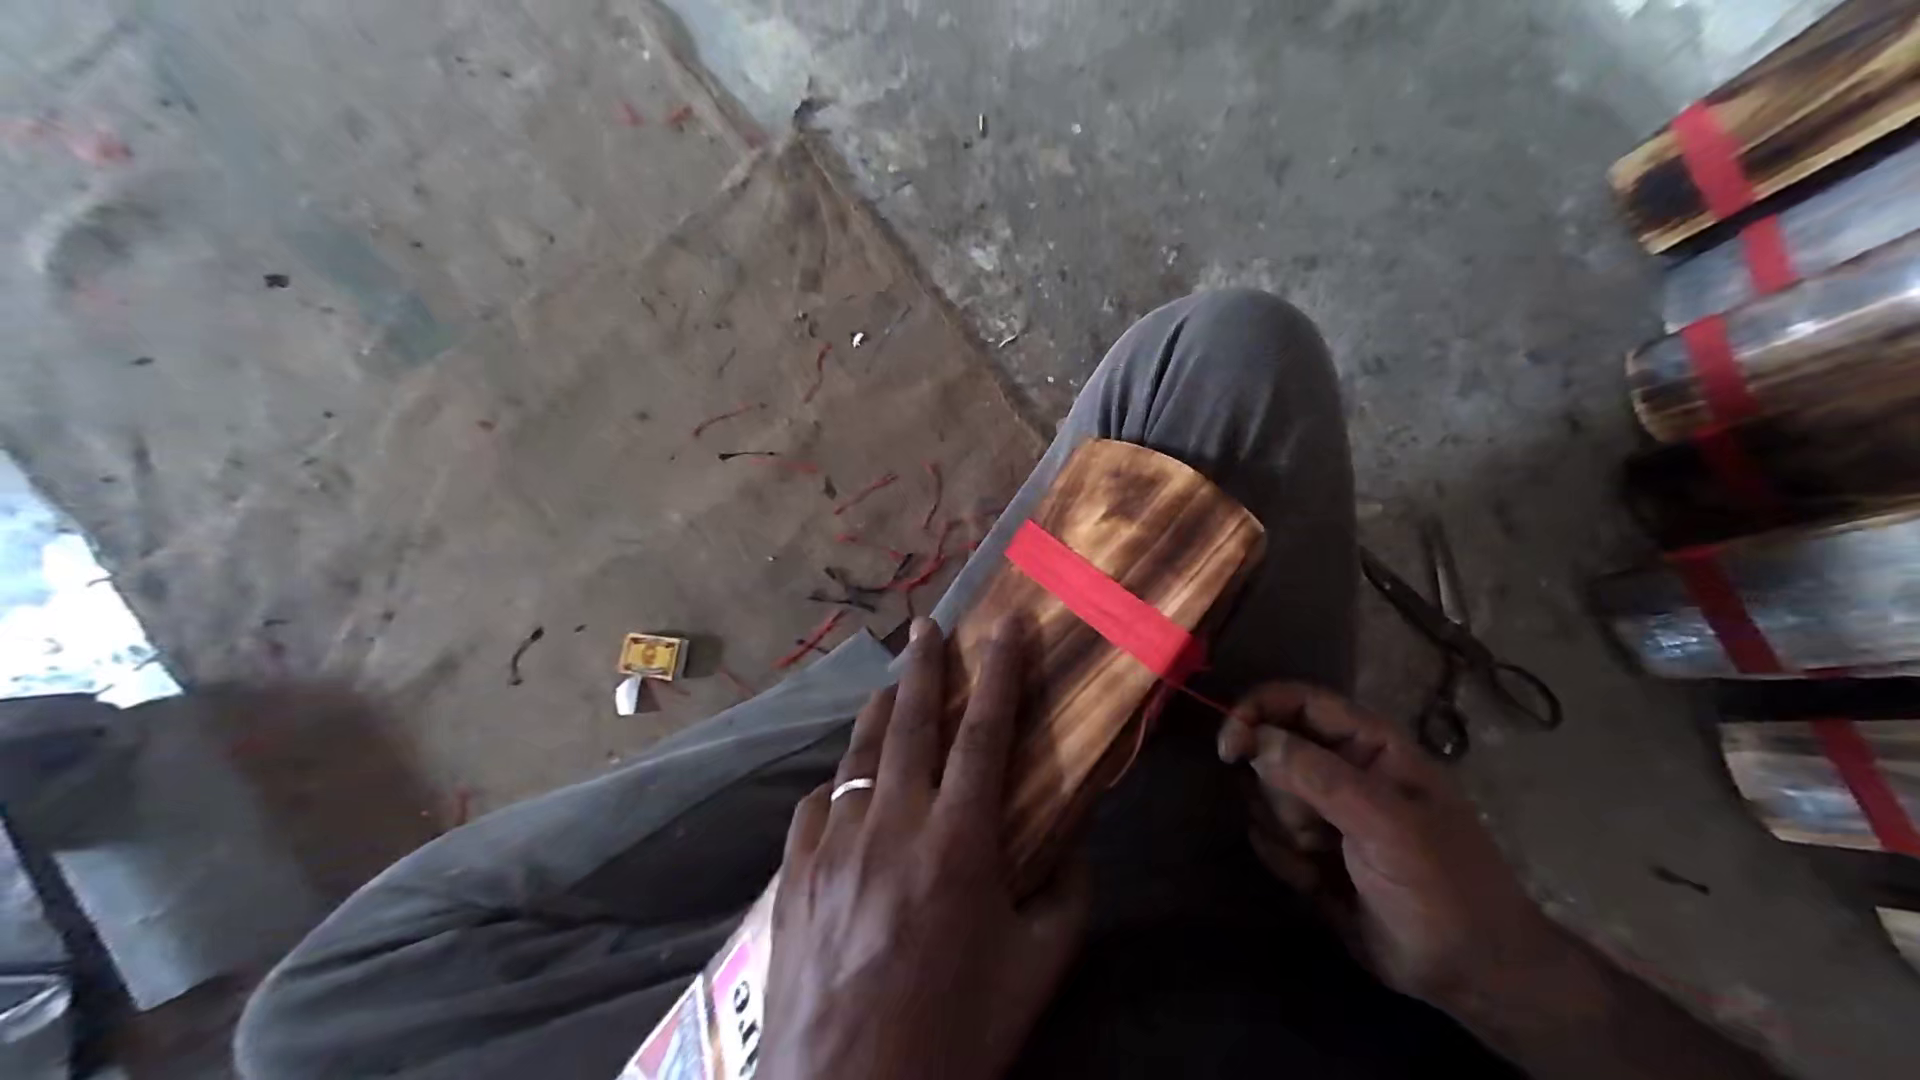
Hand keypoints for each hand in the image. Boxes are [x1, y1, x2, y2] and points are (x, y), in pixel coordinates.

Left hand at [760, 617, 1087, 1079]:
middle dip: (925, 664)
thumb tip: (1074, 836)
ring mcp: (834, 842)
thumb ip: (1068, 891)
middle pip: (912, 720)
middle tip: (929, 625)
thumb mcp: (1038, 966)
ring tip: (895, 681)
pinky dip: (841, 782)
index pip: (985, 732)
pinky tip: (849, 783)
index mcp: (958, 840)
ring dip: (882, 710)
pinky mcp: (793, 869)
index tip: (1007, 626)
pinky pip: (819, 803)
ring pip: (859, 751)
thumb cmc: (956, 1031)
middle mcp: (892, 822)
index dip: (1001, 672)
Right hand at [1216, 682, 1558, 1007]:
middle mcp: (1339, 766)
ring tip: (1324, 859)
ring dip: (1283, 829)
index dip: (1255, 711)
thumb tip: (1255, 739)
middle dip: (1278, 792)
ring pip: (1260, 793)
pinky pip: (1263, 834)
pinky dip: (1283, 858)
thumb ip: (1320, 776)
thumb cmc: (1445, 889)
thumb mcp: (1388, 827)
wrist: (1470, 977)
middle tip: (1313, 829)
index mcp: (1368, 743)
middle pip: (1268, 748)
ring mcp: (1320, 808)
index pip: (1296, 699)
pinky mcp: (1305, 846)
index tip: (1228, 748)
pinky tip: (1317, 880)